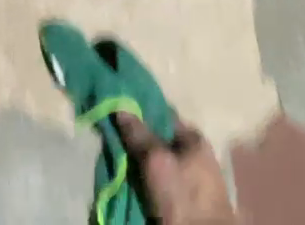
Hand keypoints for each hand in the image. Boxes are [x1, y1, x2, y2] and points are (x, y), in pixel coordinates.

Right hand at [114, 113, 236, 224]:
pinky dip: (143, 175)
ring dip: (137, 157)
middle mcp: (194, 153)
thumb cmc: (183, 196)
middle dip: (134, 136)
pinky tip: (128, 173)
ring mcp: (190, 176)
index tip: (114, 107)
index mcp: (194, 138)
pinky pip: (158, 177)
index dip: (138, 109)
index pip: (161, 113)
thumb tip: (121, 107)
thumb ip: (138, 134)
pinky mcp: (184, 197)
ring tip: (114, 152)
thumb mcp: (156, 161)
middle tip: (110, 133)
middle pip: (157, 137)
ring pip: (156, 158)